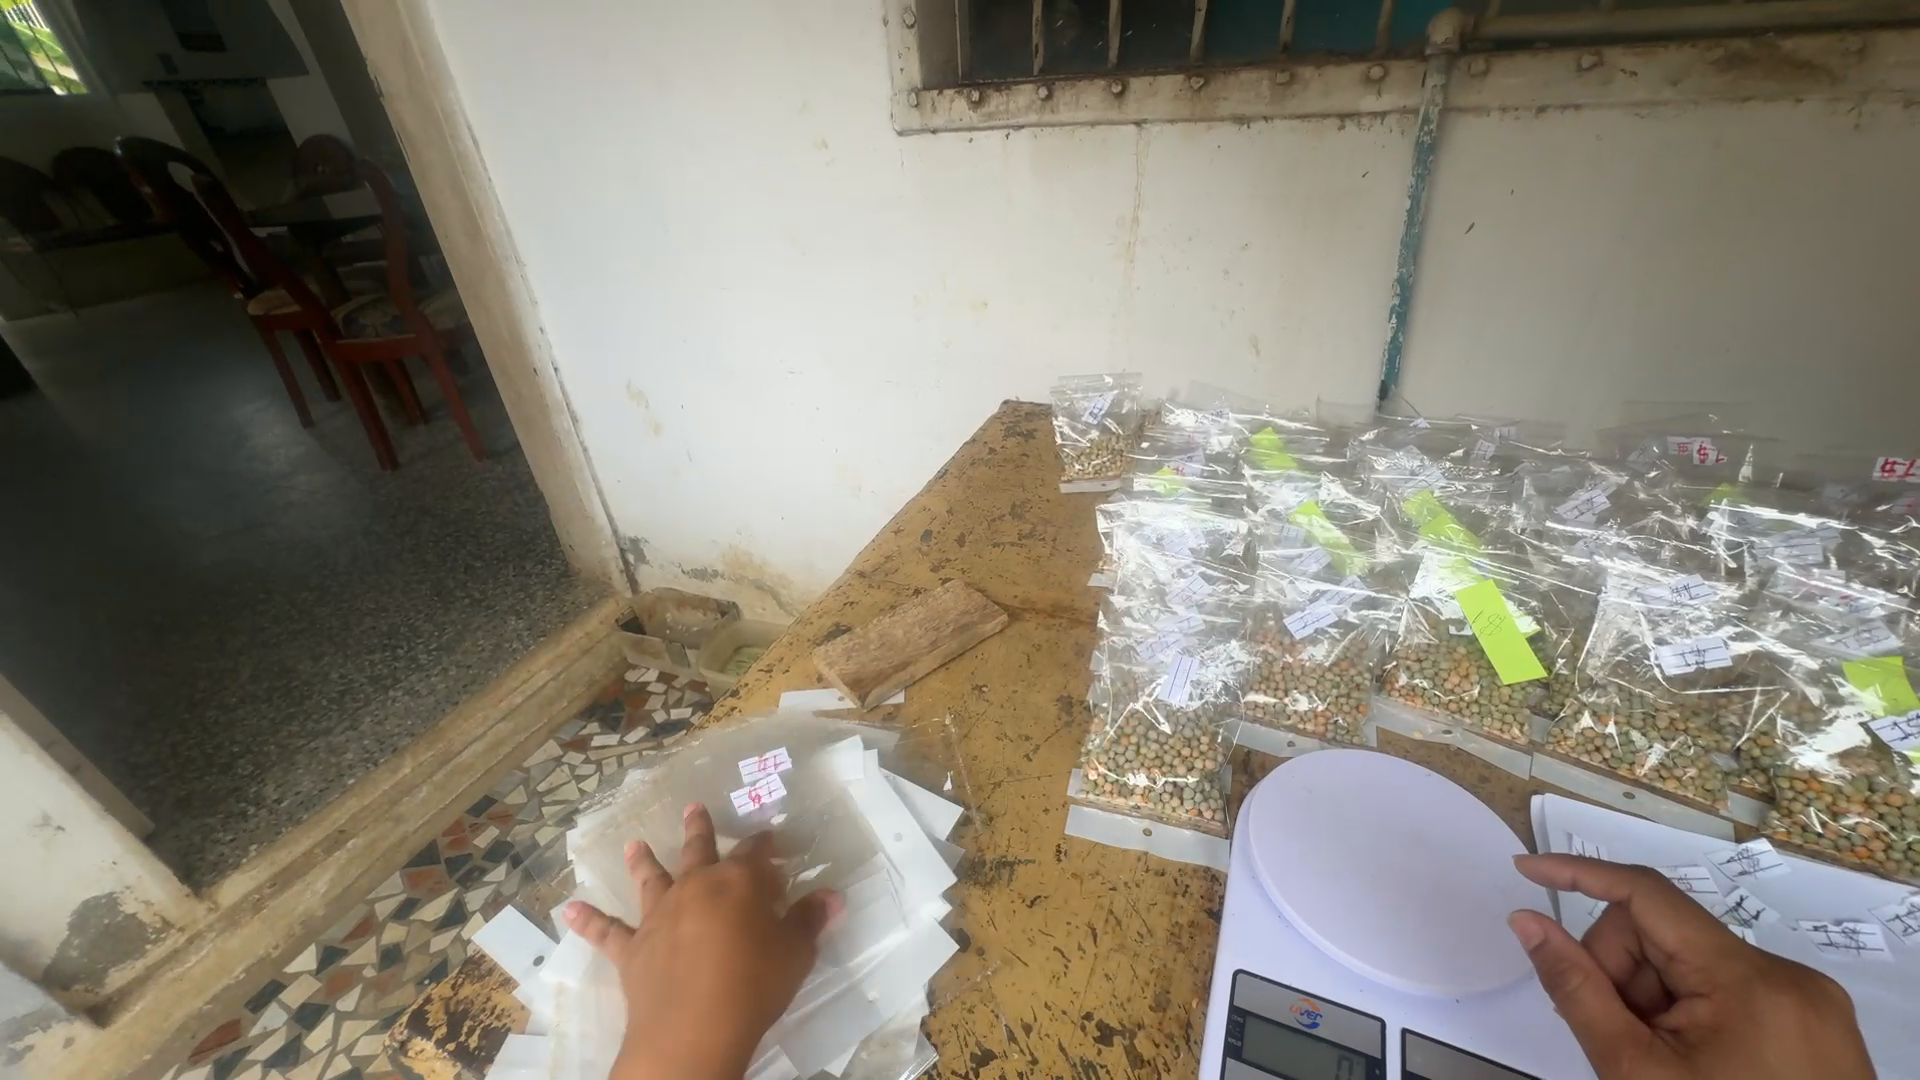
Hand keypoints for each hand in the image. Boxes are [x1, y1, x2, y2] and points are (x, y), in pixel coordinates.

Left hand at [564, 803, 841, 1079]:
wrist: (693, 1032)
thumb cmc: (753, 985)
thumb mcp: (795, 953)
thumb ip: (810, 920)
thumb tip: (832, 896)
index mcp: (739, 881)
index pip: (756, 851)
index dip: (765, 843)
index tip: (771, 836)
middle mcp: (697, 887)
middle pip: (700, 850)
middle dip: (700, 828)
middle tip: (695, 807)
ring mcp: (660, 916)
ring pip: (651, 879)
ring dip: (643, 860)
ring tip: (634, 844)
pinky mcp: (632, 950)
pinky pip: (606, 932)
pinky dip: (588, 920)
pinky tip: (569, 908)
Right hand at [1507, 854, 1873, 1079]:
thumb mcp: (1632, 1065)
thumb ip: (1574, 986)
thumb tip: (1525, 919)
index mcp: (1749, 979)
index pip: (1645, 894)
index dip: (1577, 872)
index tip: (1525, 869)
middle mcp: (1785, 976)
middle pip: (1656, 934)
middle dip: (1616, 971)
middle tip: (1611, 1028)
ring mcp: (1803, 1001)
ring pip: (1679, 961)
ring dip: (1643, 995)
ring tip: (1650, 1052)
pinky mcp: (1805, 1022)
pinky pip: (1713, 986)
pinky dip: (1675, 1009)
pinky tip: (1676, 1052)